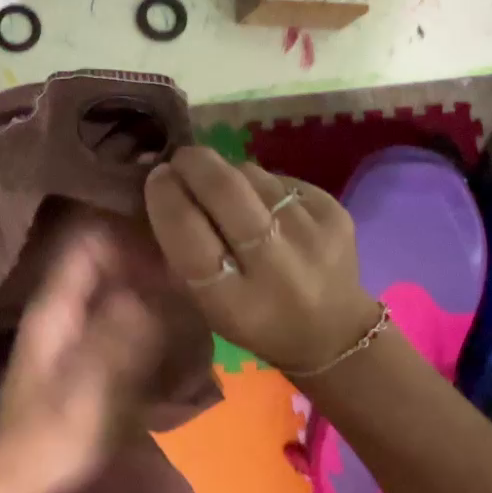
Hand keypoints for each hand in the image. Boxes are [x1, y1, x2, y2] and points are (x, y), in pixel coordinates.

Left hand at [0, 227, 161, 492]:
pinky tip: (165, 336)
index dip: (126, 237)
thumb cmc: (54, 431)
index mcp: (54, 307)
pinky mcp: (72, 358)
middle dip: (141, 264)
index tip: (168, 247)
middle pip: (98, 265)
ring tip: (185, 302)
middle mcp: (56, 311)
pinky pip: (107, 320)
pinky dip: (134, 319)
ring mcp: (62, 333)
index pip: (85, 244)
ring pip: (105, 292)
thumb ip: (124, 332)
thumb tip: (155, 288)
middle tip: (187, 276)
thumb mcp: (94, 382)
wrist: (18, 475)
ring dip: (141, 291)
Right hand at [144, 147, 380, 373]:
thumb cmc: (253, 320)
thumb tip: (162, 188)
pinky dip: (259, 183)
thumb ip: (179, 252)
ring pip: (251, 175)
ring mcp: (310, 233)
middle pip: (224, 189)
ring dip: (226, 172)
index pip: (187, 229)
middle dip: (194, 164)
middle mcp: (274, 264)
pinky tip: (259, 203)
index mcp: (231, 299)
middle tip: (181, 160)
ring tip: (221, 187)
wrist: (334, 333)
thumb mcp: (204, 304)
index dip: (165, 196)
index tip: (157, 177)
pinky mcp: (333, 212)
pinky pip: (279, 179)